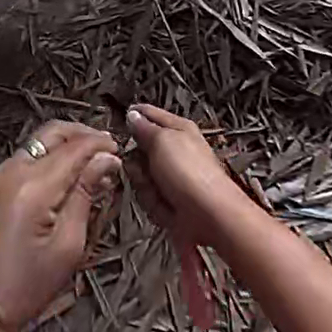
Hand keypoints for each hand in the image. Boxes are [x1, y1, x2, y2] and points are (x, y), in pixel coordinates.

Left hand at [0, 120, 119, 331]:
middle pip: (54, 132)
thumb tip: (106, 160)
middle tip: (109, 148)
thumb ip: (86, 194)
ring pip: (42, 139)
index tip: (120, 151)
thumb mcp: (69, 244)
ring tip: (94, 160)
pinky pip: (32, 153)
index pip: (73, 149)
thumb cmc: (30, 283)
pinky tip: (71, 170)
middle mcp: (14, 171)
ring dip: (70, 142)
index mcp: (33, 187)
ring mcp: (3, 172)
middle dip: (85, 135)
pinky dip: (54, 154)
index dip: (100, 145)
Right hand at [125, 103, 247, 246]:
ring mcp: (172, 178)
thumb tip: (132, 115)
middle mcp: (175, 152)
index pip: (149, 114)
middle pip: (139, 150)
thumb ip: (144, 127)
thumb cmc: (190, 173)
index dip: (134, 117)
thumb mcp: (162, 141)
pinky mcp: (170, 201)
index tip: (121, 124)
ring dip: (145, 185)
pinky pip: (148, 197)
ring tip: (159, 191)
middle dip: (136, 161)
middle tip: (143, 166)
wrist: (210, 217)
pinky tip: (164, 206)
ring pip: (140, 176)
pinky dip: (153, 203)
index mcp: (178, 129)